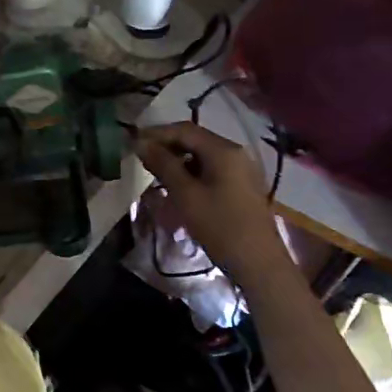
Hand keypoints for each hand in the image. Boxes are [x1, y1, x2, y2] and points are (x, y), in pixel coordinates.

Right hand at [136, 123, 289, 278]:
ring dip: (179, 160)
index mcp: (224, 150)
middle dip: (167, 146)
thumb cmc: (219, 226)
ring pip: (203, 155)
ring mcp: (241, 169)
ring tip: (156, 174)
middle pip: (196, 140)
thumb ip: (164, 165)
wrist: (258, 262)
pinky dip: (192, 172)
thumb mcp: (186, 195)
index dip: (157, 133)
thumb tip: (141, 143)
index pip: (185, 129)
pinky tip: (179, 187)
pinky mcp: (242, 185)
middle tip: (142, 159)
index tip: (133, 142)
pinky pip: (212, 169)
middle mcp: (235, 152)